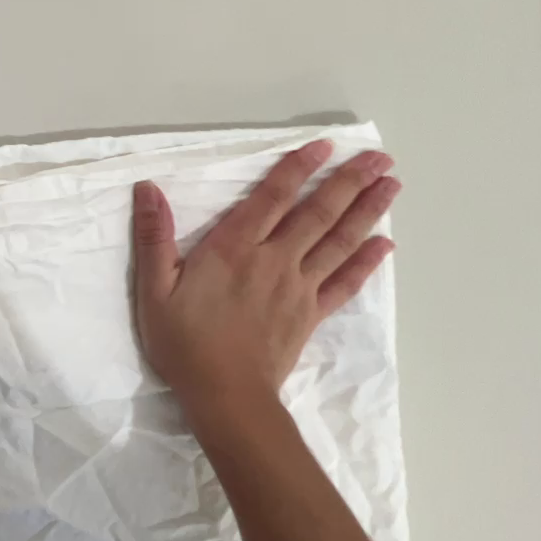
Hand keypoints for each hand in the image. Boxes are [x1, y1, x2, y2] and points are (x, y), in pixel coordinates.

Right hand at [132, 139, 399, 420]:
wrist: (224, 393)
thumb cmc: (182, 339)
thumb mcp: (153, 287)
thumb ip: (153, 237)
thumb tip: (149, 189)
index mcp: (233, 250)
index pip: (271, 200)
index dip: (296, 170)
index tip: (323, 147)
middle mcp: (273, 261)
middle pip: (317, 215)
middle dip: (348, 183)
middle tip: (379, 158)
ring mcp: (298, 287)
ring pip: (338, 242)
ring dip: (366, 211)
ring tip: (391, 185)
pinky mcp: (311, 313)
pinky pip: (345, 282)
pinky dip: (367, 260)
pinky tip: (384, 242)